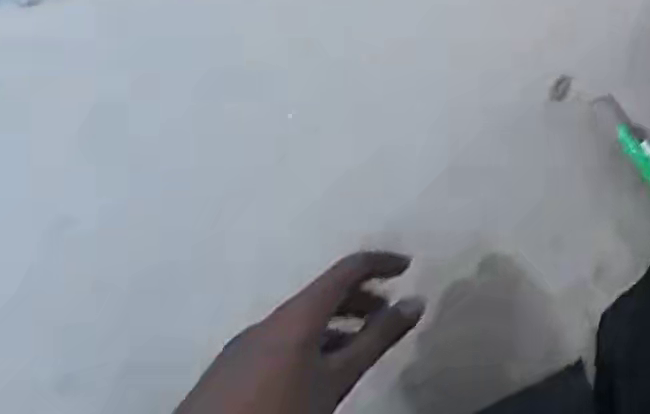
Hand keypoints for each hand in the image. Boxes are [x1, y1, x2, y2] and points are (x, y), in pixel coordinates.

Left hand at [175, 252, 424, 413]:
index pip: (347, 268)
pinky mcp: (220, 378)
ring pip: (298, 322)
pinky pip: (276, 344)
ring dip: (334, 325)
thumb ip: (380, 336)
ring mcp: (237, 352)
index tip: (408, 267)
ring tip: (354, 349)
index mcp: (296, 315)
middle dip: (360, 299)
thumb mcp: (339, 377)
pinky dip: (308, 343)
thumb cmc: (279, 410)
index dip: (381, 262)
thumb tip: (417, 300)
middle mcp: (265, 324)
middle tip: (386, 314)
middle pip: (322, 295)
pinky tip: (314, 372)